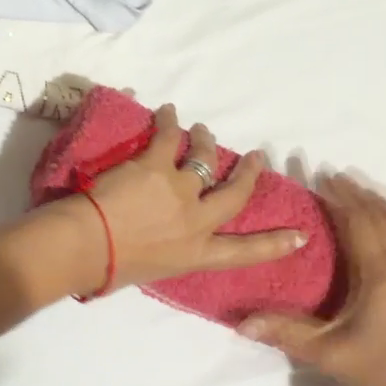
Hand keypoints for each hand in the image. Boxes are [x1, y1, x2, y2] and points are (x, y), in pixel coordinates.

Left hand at [50, 103, 305, 293]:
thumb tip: (163, 237)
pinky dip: (167, 121)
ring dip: (204, 142)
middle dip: (247, 173)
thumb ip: (169, 252)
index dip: (274, 244)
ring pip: (203, 158)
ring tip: (201, 130)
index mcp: (196, 254)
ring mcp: (179, 190)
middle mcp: (196, 221)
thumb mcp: (153, 273)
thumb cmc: (109, 271)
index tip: (299, 235)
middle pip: (233, 193)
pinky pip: (167, 135)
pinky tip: (166, 112)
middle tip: (255, 158)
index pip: (244, 251)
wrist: (86, 246)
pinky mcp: (156, 165)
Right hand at [239, 176, 385, 385]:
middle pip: (382, 217)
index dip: (338, 199)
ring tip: (363, 190)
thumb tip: (241, 323)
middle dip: (357, 195)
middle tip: (335, 177)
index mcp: (382, 276)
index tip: (320, 180)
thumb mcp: (331, 354)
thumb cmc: (385, 370)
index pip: (357, 223)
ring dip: (385, 203)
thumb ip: (287, 333)